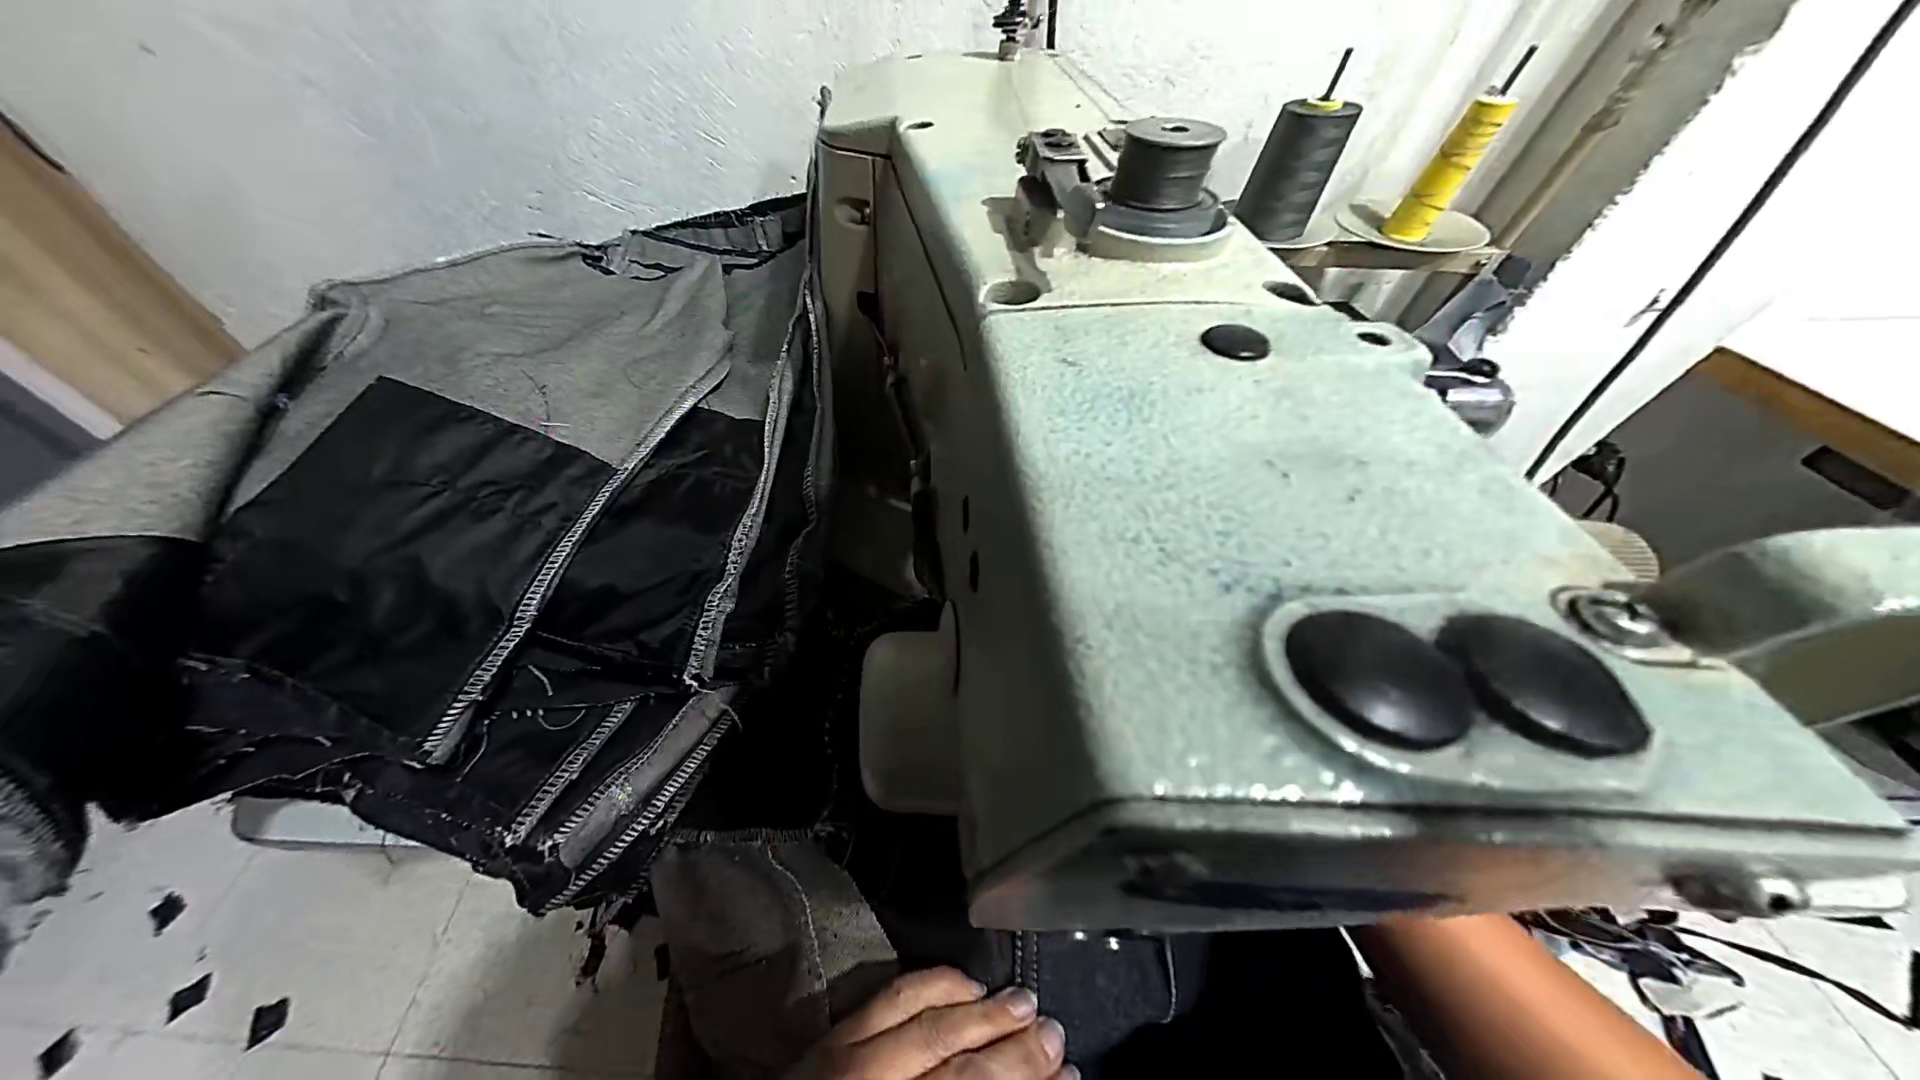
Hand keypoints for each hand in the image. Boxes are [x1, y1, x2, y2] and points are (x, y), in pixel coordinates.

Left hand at [788, 967, 1074, 1078]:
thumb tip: (1008, 1077)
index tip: (1067, 1075)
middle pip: (961, 1068)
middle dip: (1015, 1052)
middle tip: (1054, 1034)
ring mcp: (853, 1058)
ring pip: (932, 1025)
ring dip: (984, 1012)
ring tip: (1025, 1001)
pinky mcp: (836, 1034)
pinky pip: (893, 995)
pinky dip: (935, 983)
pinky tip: (967, 981)